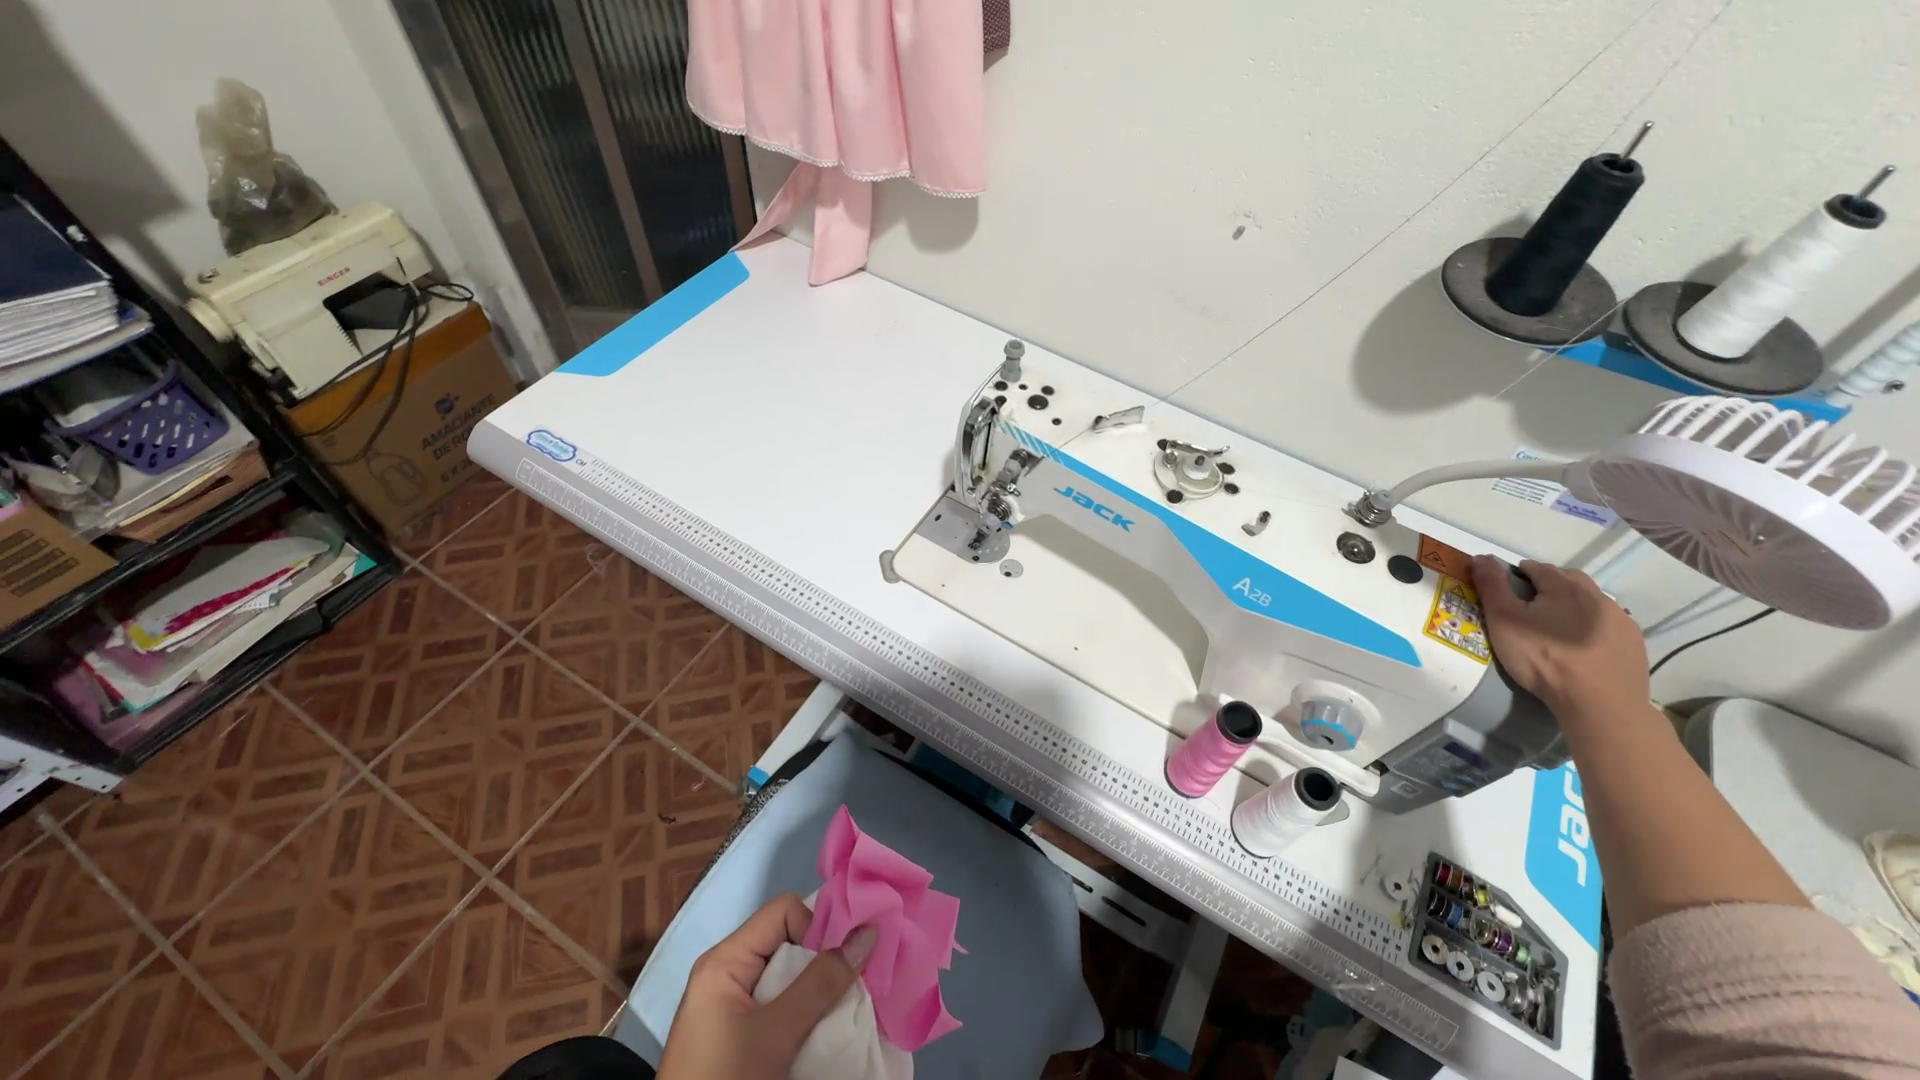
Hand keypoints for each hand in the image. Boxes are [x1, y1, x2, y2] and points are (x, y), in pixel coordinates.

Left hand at [657, 893, 878, 1079]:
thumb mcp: (777, 1034)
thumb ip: (822, 983)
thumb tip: (869, 932)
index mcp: (725, 960)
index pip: (784, 912)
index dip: (818, 929)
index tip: (844, 964)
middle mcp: (728, 973)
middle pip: (789, 942)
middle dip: (825, 962)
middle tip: (857, 988)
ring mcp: (733, 1006)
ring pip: (790, 977)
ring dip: (820, 992)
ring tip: (848, 1011)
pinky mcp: (740, 1034)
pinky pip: (782, 1005)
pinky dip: (807, 1014)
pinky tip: (827, 1031)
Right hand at [1469, 556, 1648, 716]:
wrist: (1599, 702)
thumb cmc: (1543, 658)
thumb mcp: (1504, 621)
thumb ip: (1491, 586)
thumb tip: (1480, 556)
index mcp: (1563, 587)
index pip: (1539, 568)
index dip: (1521, 573)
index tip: (1509, 586)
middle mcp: (1596, 595)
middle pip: (1570, 579)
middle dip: (1551, 584)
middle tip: (1533, 605)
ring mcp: (1620, 618)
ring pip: (1593, 601)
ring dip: (1575, 605)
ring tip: (1560, 626)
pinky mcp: (1633, 642)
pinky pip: (1610, 624)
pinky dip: (1595, 626)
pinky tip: (1585, 645)